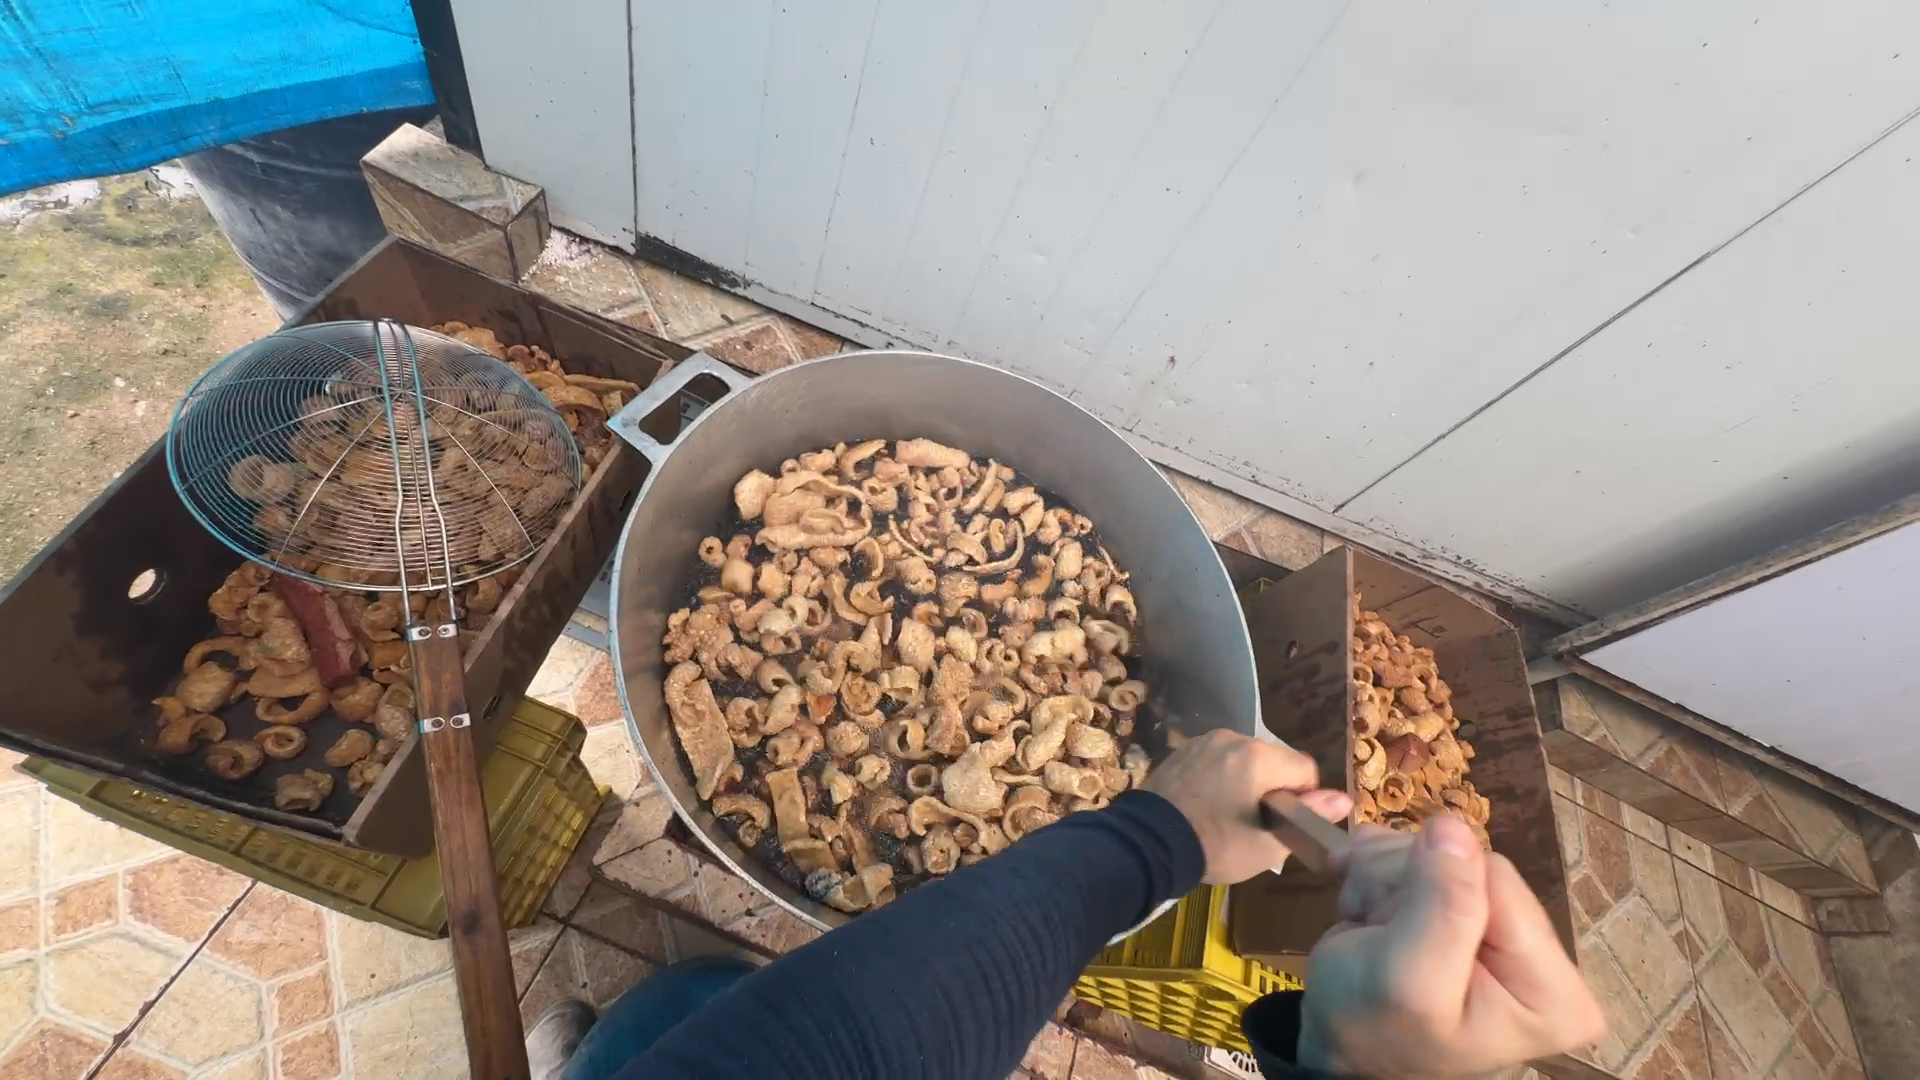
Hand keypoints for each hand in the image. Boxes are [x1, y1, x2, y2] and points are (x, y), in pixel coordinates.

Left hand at [1143, 730, 1350, 883]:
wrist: (1150, 841)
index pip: (1304, 769)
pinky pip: (1217, 760)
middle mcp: (1231, 738)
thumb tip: (1344, 800)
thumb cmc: (1216, 844)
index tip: (1284, 823)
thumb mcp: (1269, 841)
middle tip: (1254, 824)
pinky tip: (1206, 804)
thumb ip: (1309, 817)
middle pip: (1273, 761)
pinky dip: (1220, 778)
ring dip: (1246, 783)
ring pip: (1243, 760)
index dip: (1303, 799)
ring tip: (1228, 816)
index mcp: (1257, 755)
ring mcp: (1202, 741)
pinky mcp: (1182, 750)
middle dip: (1273, 789)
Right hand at [1297, 816, 1604, 1077]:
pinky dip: (1374, 868)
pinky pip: (1415, 849)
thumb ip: (1441, 906)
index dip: (1430, 887)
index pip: (1495, 878)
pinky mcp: (1459, 907)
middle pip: (1464, 859)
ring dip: (1380, 873)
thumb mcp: (1406, 976)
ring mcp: (1496, 927)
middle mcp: (1537, 954)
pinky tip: (1364, 905)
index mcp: (1552, 988)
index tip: (1390, 923)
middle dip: (1400, 878)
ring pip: (1432, 847)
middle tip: (1371, 920)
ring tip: (1365, 917)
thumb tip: (1453, 825)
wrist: (1335, 1037)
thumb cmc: (1371, 1023)